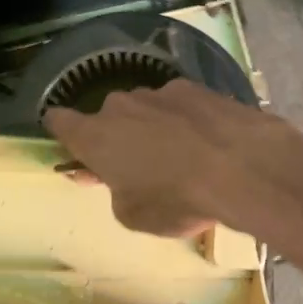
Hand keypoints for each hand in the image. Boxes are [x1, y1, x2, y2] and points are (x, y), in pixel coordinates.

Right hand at [43, 79, 292, 237]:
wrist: (242, 167)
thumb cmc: (176, 200)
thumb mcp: (134, 216)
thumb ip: (115, 192)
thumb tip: (117, 178)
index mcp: (96, 136)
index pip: (59, 122)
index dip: (64, 133)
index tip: (74, 147)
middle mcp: (122, 105)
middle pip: (109, 117)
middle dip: (119, 137)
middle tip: (138, 167)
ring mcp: (161, 92)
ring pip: (147, 109)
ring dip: (155, 127)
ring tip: (184, 157)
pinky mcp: (199, 87)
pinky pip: (181, 106)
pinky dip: (188, 121)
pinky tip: (210, 143)